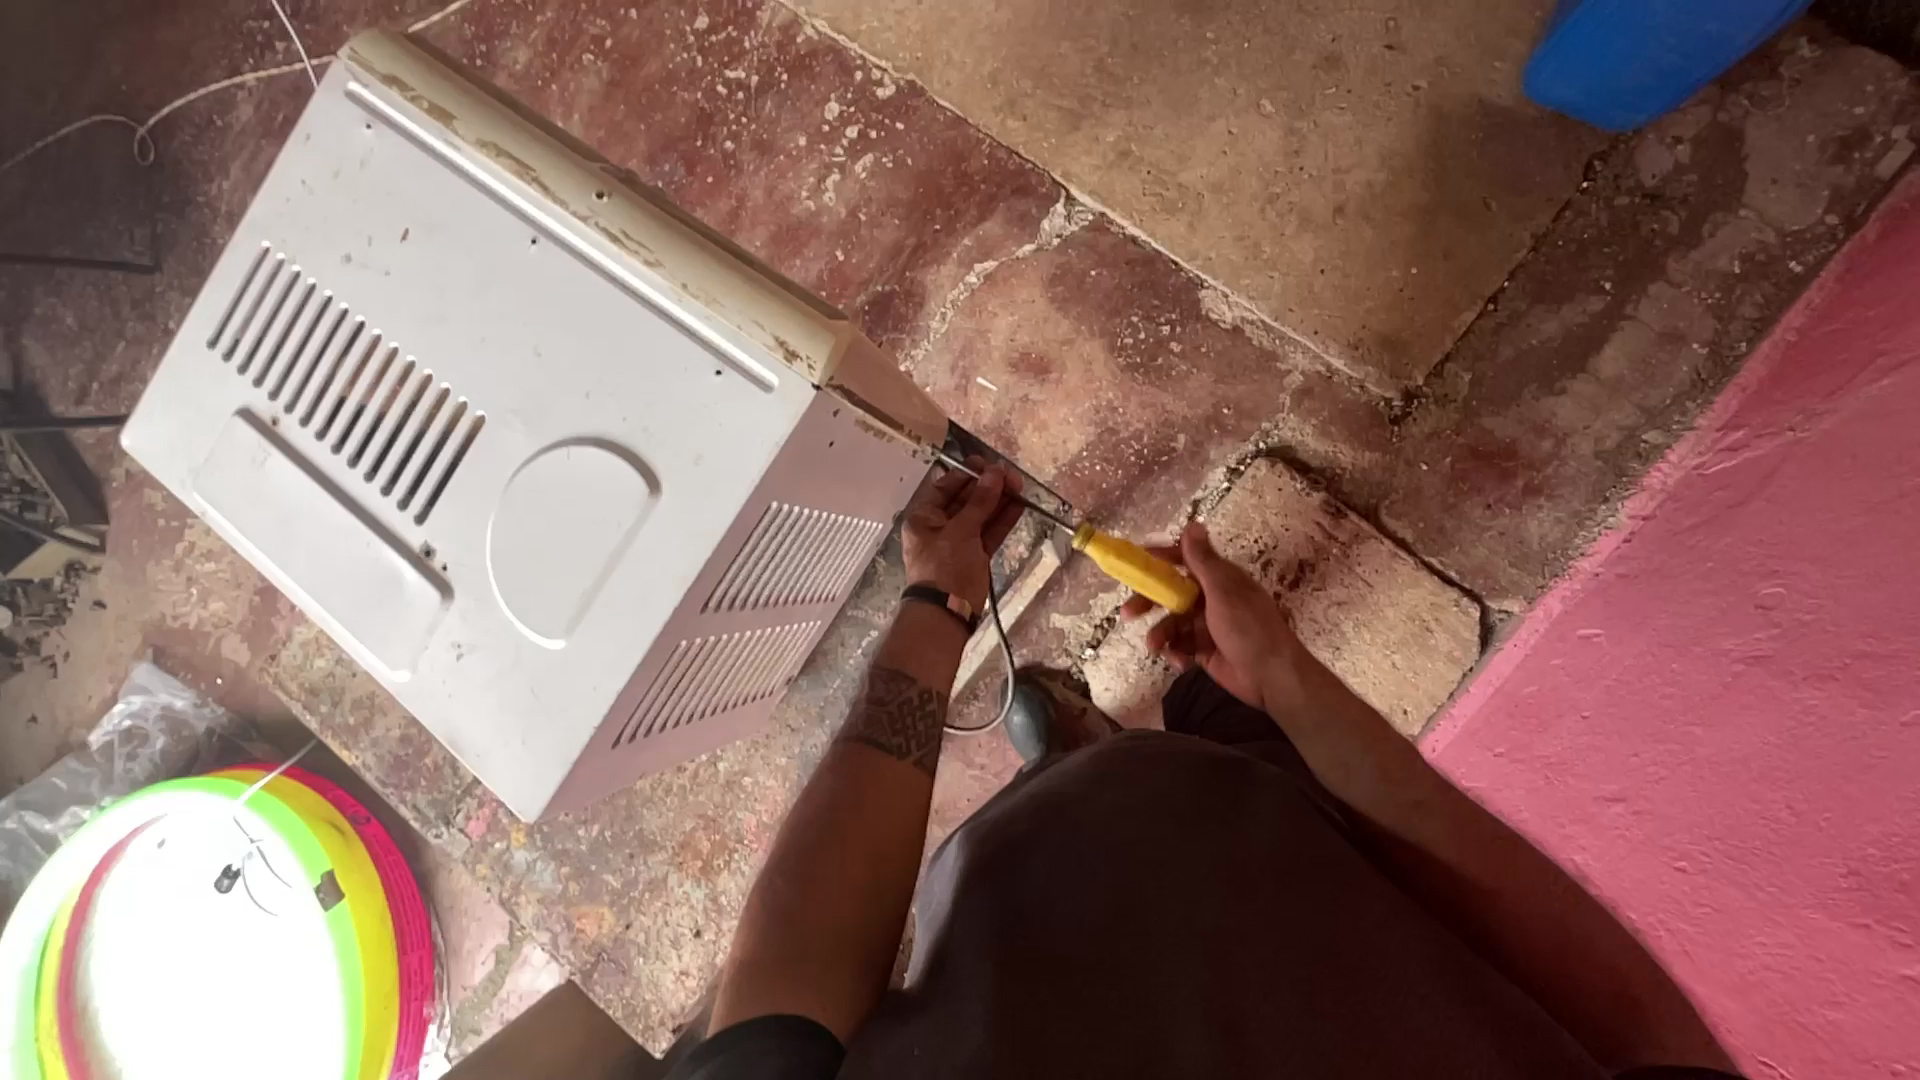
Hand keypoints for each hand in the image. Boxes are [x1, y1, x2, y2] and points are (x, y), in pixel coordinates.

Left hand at [902, 456, 1024, 611]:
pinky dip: (1003, 521)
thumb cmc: (945, 567)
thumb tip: (995, 474)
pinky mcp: (976, 557)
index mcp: (924, 518)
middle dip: (988, 488)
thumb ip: (980, 502)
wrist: (947, 614)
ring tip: (1020, 487)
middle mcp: (940, 527)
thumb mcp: (961, 531)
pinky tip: (1019, 506)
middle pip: (965, 500)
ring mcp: (959, 543)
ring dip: (999, 502)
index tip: (987, 464)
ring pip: (981, 516)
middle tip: (1010, 475)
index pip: (945, 488)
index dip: (966, 474)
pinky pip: (989, 533)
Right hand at [1120, 522, 1305, 712]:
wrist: (1272, 677)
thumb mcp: (1223, 591)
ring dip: (1160, 634)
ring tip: (1155, 646)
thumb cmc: (1249, 628)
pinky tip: (1180, 662)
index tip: (1136, 560)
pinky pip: (1179, 646)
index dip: (1161, 559)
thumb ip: (1203, 560)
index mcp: (1218, 580)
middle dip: (1149, 603)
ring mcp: (1206, 626)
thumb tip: (1192, 523)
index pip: (1186, 560)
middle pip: (1170, 594)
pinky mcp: (1203, 650)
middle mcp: (1210, 599)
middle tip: (1128, 613)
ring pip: (1171, 623)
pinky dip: (1175, 653)